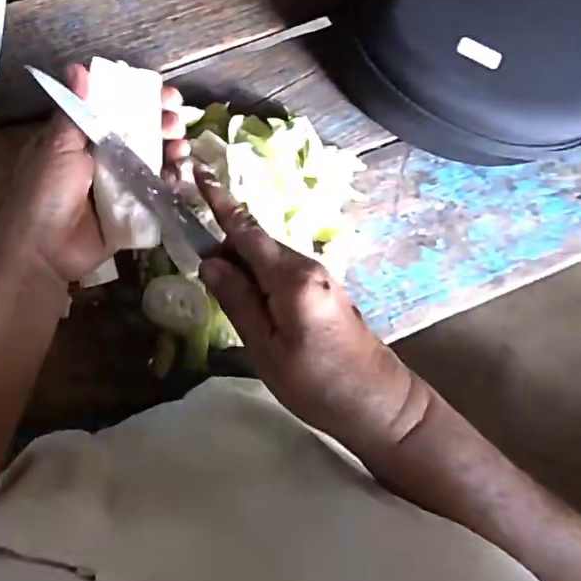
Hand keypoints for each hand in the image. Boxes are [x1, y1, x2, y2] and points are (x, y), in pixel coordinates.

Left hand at [0, 63, 187, 287]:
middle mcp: (100, 156)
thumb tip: (77, 67)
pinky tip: (181, 172)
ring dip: (170, 148)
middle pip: (139, 131)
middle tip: (178, 120)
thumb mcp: (58, 146)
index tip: (164, 93)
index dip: (140, 98)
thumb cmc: (45, 191)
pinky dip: (171, 180)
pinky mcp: (130, 210)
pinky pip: (155, 190)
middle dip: (162, 122)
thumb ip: (74, 110)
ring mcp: (117, 183)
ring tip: (181, 145)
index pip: (115, 108)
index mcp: (80, 137)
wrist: (42, 249)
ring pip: (151, 158)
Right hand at [195, 166, 430, 450]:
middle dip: (225, 252)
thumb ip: (236, 300)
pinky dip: (259, 279)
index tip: (197, 172)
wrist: (383, 409)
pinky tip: (256, 311)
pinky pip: (280, 272)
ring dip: (242, 270)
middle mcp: (306, 266)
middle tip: (207, 286)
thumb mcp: (266, 349)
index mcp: (290, 277)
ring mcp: (319, 276)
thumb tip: (209, 262)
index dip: (218, 200)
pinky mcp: (323, 290)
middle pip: (253, 242)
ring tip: (232, 306)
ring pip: (266, 258)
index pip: (245, 229)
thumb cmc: (319, 384)